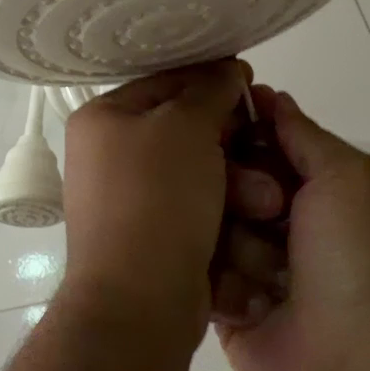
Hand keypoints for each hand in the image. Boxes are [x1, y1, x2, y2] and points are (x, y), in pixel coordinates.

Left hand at [59, 59, 249, 346]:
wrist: (138, 303)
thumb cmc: (156, 199)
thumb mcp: (187, 127)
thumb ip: (210, 89)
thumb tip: (227, 67)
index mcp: (102, 119)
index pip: (164, 82)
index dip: (210, 78)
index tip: (251, 82)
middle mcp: (107, 157)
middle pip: (183, 132)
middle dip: (230, 143)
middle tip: (264, 143)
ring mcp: (126, 202)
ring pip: (195, 176)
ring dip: (236, 184)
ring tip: (267, 201)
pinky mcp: (149, 241)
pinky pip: (194, 213)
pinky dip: (222, 215)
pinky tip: (251, 223)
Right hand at [212, 87, 369, 370]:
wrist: (354, 360)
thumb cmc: (357, 255)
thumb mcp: (347, 176)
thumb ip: (303, 133)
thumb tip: (272, 97)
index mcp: (318, 187)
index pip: (265, 139)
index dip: (244, 125)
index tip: (218, 113)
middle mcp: (283, 220)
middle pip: (230, 175)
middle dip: (240, 184)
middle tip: (266, 208)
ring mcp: (253, 262)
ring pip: (211, 221)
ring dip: (239, 241)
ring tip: (270, 272)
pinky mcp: (226, 300)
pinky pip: (200, 268)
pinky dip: (224, 279)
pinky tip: (252, 298)